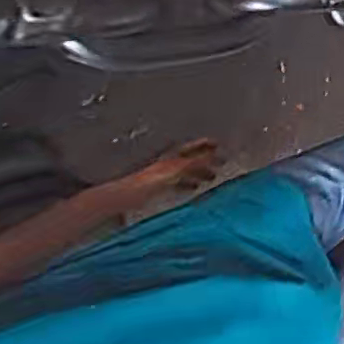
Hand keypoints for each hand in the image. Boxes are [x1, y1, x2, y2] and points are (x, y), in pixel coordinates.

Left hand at [93, 138, 221, 209]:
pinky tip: (191, 189)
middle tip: (221, 164)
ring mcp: (162, 175)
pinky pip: (178, 183)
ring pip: (186, 171)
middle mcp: (170, 161)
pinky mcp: (156, 189)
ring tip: (210, 179)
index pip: (196, 145)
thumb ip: (198, 161)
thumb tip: (217, 156)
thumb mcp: (179, 168)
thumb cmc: (149, 180)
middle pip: (193, 158)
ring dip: (199, 174)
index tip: (221, 146)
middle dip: (207, 160)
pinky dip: (188, 184)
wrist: (121, 198)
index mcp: (175, 154)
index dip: (208, 144)